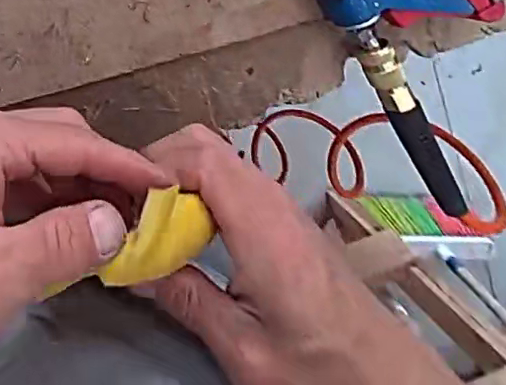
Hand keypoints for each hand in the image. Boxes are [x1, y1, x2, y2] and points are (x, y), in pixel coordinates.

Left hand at [0, 107, 168, 383]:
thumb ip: (61, 245)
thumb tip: (119, 220)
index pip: (81, 143)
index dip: (130, 166)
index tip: (171, 186)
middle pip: (68, 141)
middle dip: (109, 174)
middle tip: (148, 211)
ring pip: (50, 160)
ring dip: (85, 189)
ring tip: (120, 224)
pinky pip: (29, 181)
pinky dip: (58, 202)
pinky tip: (74, 231)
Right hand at [141, 125, 458, 384]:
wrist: (380, 366)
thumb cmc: (320, 362)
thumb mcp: (246, 349)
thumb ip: (191, 300)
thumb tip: (140, 269)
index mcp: (260, 222)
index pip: (199, 157)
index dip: (155, 167)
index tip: (125, 204)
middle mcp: (270, 195)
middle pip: (204, 143)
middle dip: (159, 163)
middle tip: (131, 208)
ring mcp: (277, 198)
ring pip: (216, 155)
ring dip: (178, 174)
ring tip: (151, 219)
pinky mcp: (280, 210)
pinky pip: (229, 176)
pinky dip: (199, 186)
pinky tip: (187, 227)